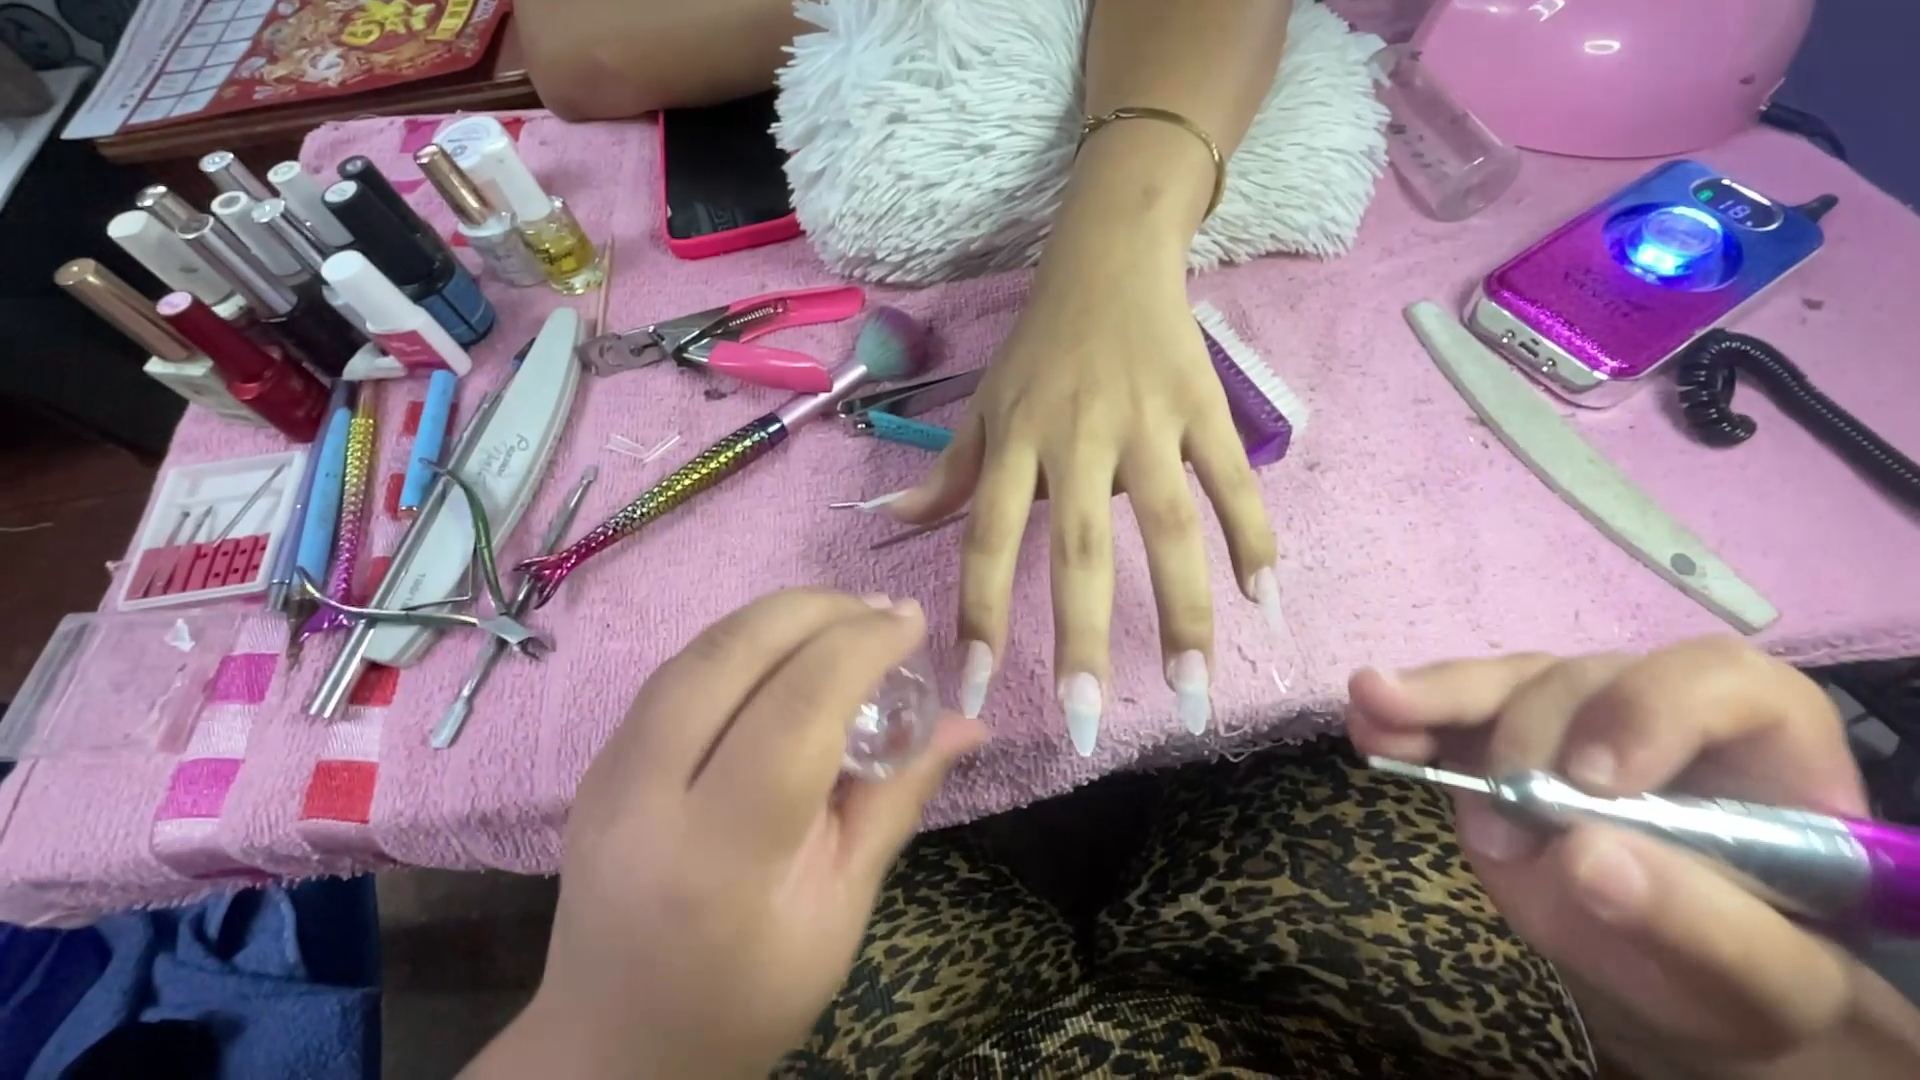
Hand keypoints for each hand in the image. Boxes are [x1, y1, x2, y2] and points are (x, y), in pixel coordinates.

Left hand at [472, 590, 986, 1078]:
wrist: (615, 1045)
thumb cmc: (748, 997)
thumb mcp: (843, 909)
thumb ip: (897, 800)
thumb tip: (967, 724)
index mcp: (721, 855)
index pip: (797, 711)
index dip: (862, 648)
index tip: (912, 621)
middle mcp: (646, 796)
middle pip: (732, 656)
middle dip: (816, 611)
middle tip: (880, 609)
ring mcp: (606, 774)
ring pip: (696, 652)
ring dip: (774, 617)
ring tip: (841, 616)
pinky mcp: (596, 764)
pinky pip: (674, 675)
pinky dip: (738, 644)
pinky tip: (782, 651)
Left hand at [881, 250, 1277, 755]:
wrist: (1109, 257)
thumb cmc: (1038, 345)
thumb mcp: (982, 405)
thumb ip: (946, 472)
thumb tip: (888, 523)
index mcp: (1015, 442)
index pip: (987, 542)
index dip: (979, 618)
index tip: (976, 693)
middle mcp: (1077, 437)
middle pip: (1078, 550)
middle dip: (1082, 641)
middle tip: (1086, 725)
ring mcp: (1147, 422)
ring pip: (1167, 526)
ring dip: (1183, 612)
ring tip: (1193, 694)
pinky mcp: (1205, 406)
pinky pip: (1232, 481)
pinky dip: (1253, 537)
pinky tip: (1267, 602)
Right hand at [1346, 637, 1871, 1071]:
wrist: (1668, 967)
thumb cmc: (1740, 970)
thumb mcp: (1755, 974)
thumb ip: (1697, 922)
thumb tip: (1583, 856)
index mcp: (1756, 742)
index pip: (1710, 682)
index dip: (1647, 710)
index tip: (1594, 782)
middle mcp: (1652, 704)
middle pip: (1580, 678)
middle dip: (1527, 736)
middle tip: (1498, 816)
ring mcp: (1561, 713)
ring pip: (1500, 682)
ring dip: (1433, 698)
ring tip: (1372, 709)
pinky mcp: (1493, 732)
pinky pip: (1443, 709)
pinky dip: (1402, 716)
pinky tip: (1366, 725)